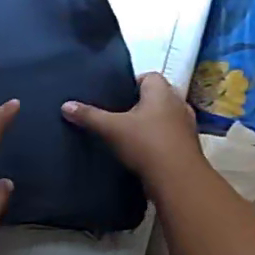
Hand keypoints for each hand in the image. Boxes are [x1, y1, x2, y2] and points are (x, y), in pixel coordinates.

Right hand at [62, 72, 201, 184]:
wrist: (178, 178)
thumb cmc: (146, 144)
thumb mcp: (111, 129)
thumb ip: (90, 116)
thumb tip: (65, 105)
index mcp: (161, 91)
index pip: (149, 76)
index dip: (133, 83)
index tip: (117, 96)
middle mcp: (178, 103)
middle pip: (158, 96)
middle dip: (141, 104)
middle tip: (120, 115)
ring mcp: (187, 125)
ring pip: (166, 117)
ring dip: (152, 123)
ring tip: (130, 134)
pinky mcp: (189, 146)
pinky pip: (171, 136)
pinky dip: (159, 140)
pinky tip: (144, 152)